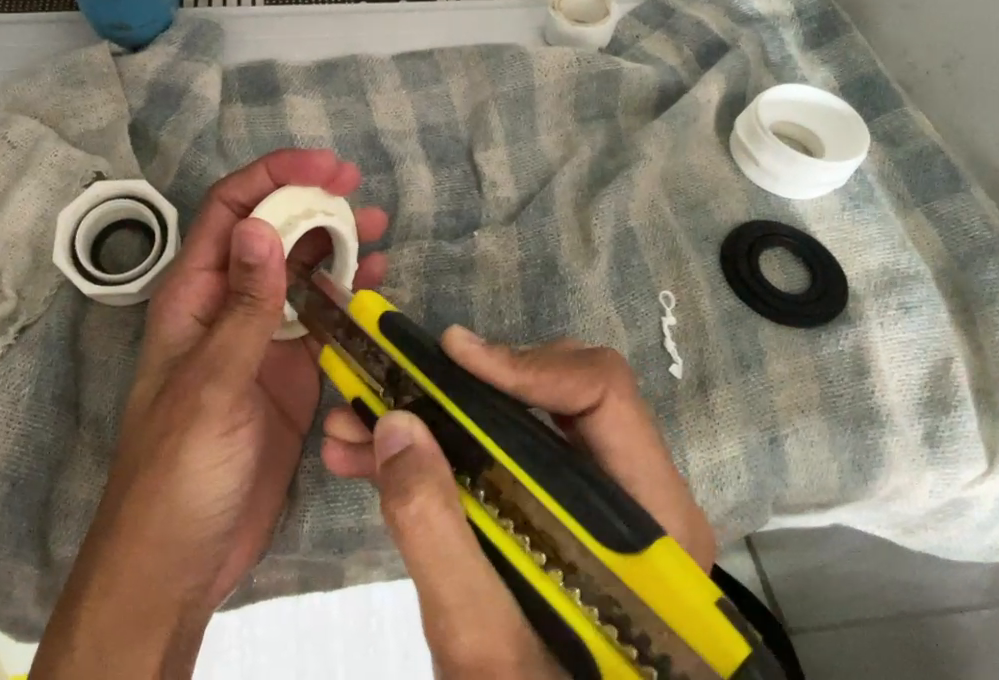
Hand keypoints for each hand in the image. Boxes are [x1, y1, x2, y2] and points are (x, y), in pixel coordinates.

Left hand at [33, 150, 387, 678]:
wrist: (178, 562)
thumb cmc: (176, 472)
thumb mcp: (210, 386)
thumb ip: (242, 309)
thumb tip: (262, 226)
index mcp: (193, 300)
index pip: (229, 214)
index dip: (274, 178)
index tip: (327, 165)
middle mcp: (226, 312)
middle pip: (270, 239)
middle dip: (312, 206)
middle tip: (364, 192)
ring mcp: (258, 347)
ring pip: (299, 280)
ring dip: (335, 250)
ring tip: (381, 229)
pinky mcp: (287, 382)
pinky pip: (320, 330)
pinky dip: (346, 305)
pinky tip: (375, 290)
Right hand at [321, 331, 714, 678]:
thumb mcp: (484, 644)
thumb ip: (438, 535)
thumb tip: (396, 424)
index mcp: (648, 520)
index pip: (600, 393)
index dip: (522, 363)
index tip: (448, 355)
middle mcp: (626, 499)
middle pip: (547, 398)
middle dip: (452, 388)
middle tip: (387, 383)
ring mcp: (584, 511)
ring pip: (508, 428)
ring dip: (426, 419)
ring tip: (350, 427)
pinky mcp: (545, 525)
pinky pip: (490, 467)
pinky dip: (429, 457)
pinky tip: (366, 462)